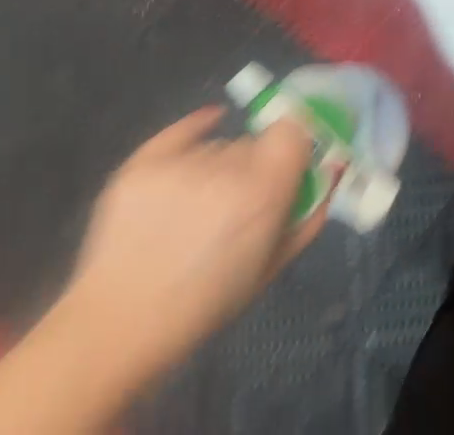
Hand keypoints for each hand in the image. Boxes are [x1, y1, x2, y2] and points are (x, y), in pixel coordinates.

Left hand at [53, 106, 332, 383]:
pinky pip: (182, 131)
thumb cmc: (208, 303)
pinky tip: (203, 134)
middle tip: (242, 199)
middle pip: (257, 142)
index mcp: (264, 193)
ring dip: (221, 164)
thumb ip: (310, 213)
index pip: (295, 129)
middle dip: (257, 164)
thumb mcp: (274, 265)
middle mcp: (225, 170)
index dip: (296, 145)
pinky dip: (196, 132)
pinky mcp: (142, 165)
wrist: (120, 325)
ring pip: (220, 145)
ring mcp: (180, 165)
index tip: (293, 163)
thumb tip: (333, 170)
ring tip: (202, 203)